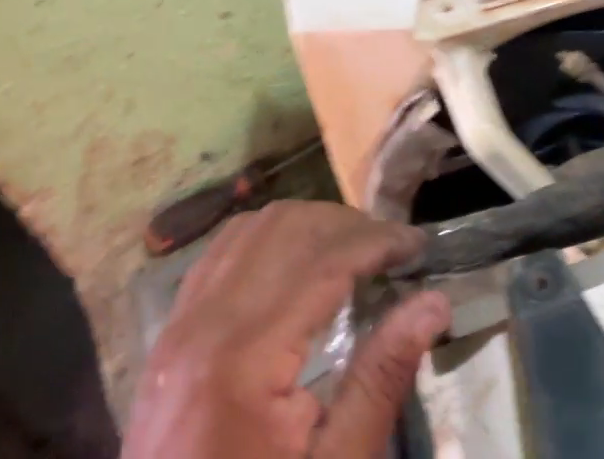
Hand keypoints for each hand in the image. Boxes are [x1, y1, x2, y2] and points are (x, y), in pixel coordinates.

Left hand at [122, 201, 450, 458]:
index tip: (420, 244)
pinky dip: (268, 242)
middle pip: (284, 229)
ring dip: (308, 227)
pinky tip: (299, 267)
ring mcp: (177, 327)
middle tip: (394, 249)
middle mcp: (203, 325)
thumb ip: (380, 379)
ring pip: (249, 230)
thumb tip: (434, 302)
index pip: (322, 262)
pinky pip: (220, 255)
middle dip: (346, 225)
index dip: (377, 241)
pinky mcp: (168, 337)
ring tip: (355, 251)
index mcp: (244, 359)